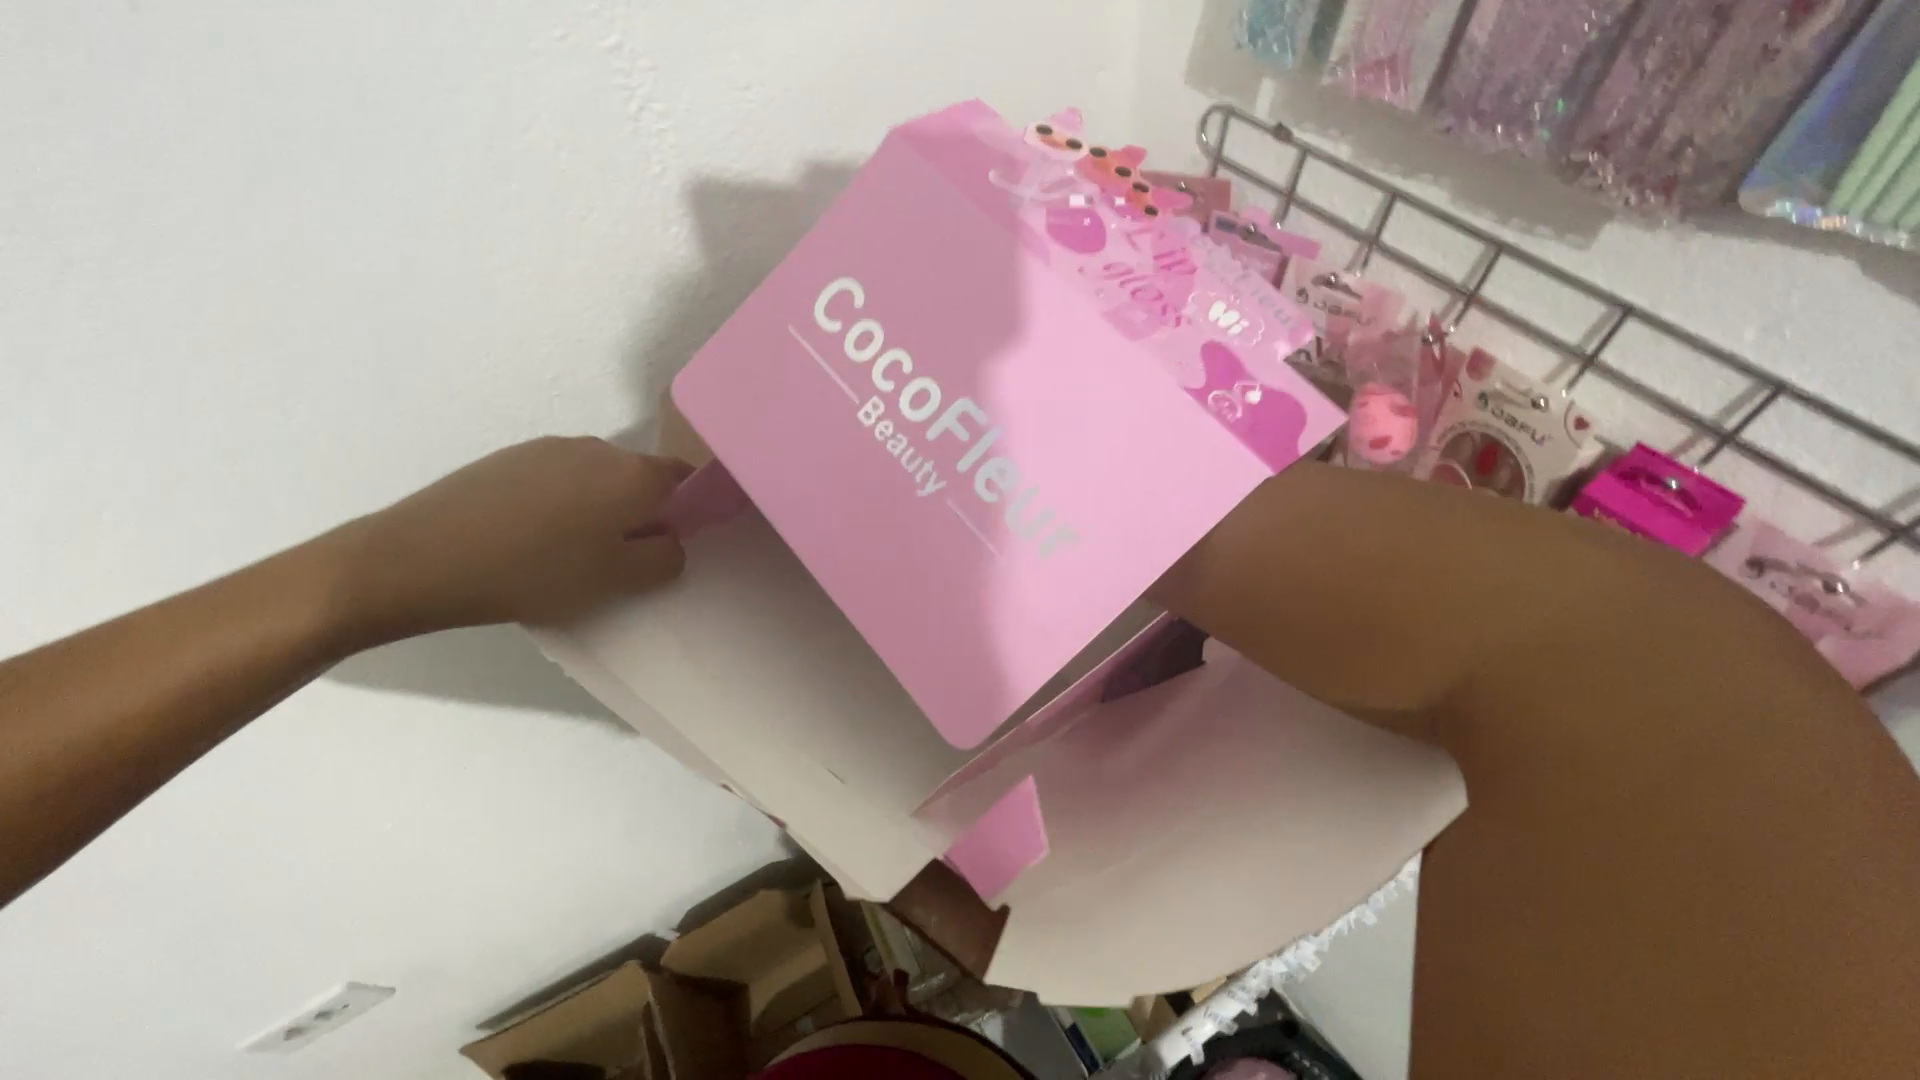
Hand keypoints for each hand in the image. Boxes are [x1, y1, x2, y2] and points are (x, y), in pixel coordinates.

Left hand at [330, 437, 692, 641]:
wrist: (420, 558)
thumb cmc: (535, 573)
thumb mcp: (615, 581)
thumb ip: (664, 559)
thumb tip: (670, 539)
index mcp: (634, 475)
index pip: (686, 479)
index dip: (687, 510)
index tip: (667, 544)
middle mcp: (600, 448)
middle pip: (641, 477)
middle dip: (641, 511)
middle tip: (618, 558)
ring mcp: (550, 447)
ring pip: (598, 477)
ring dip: (599, 507)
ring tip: (567, 551)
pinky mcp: (511, 456)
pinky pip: (559, 477)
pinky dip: (561, 502)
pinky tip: (530, 537)